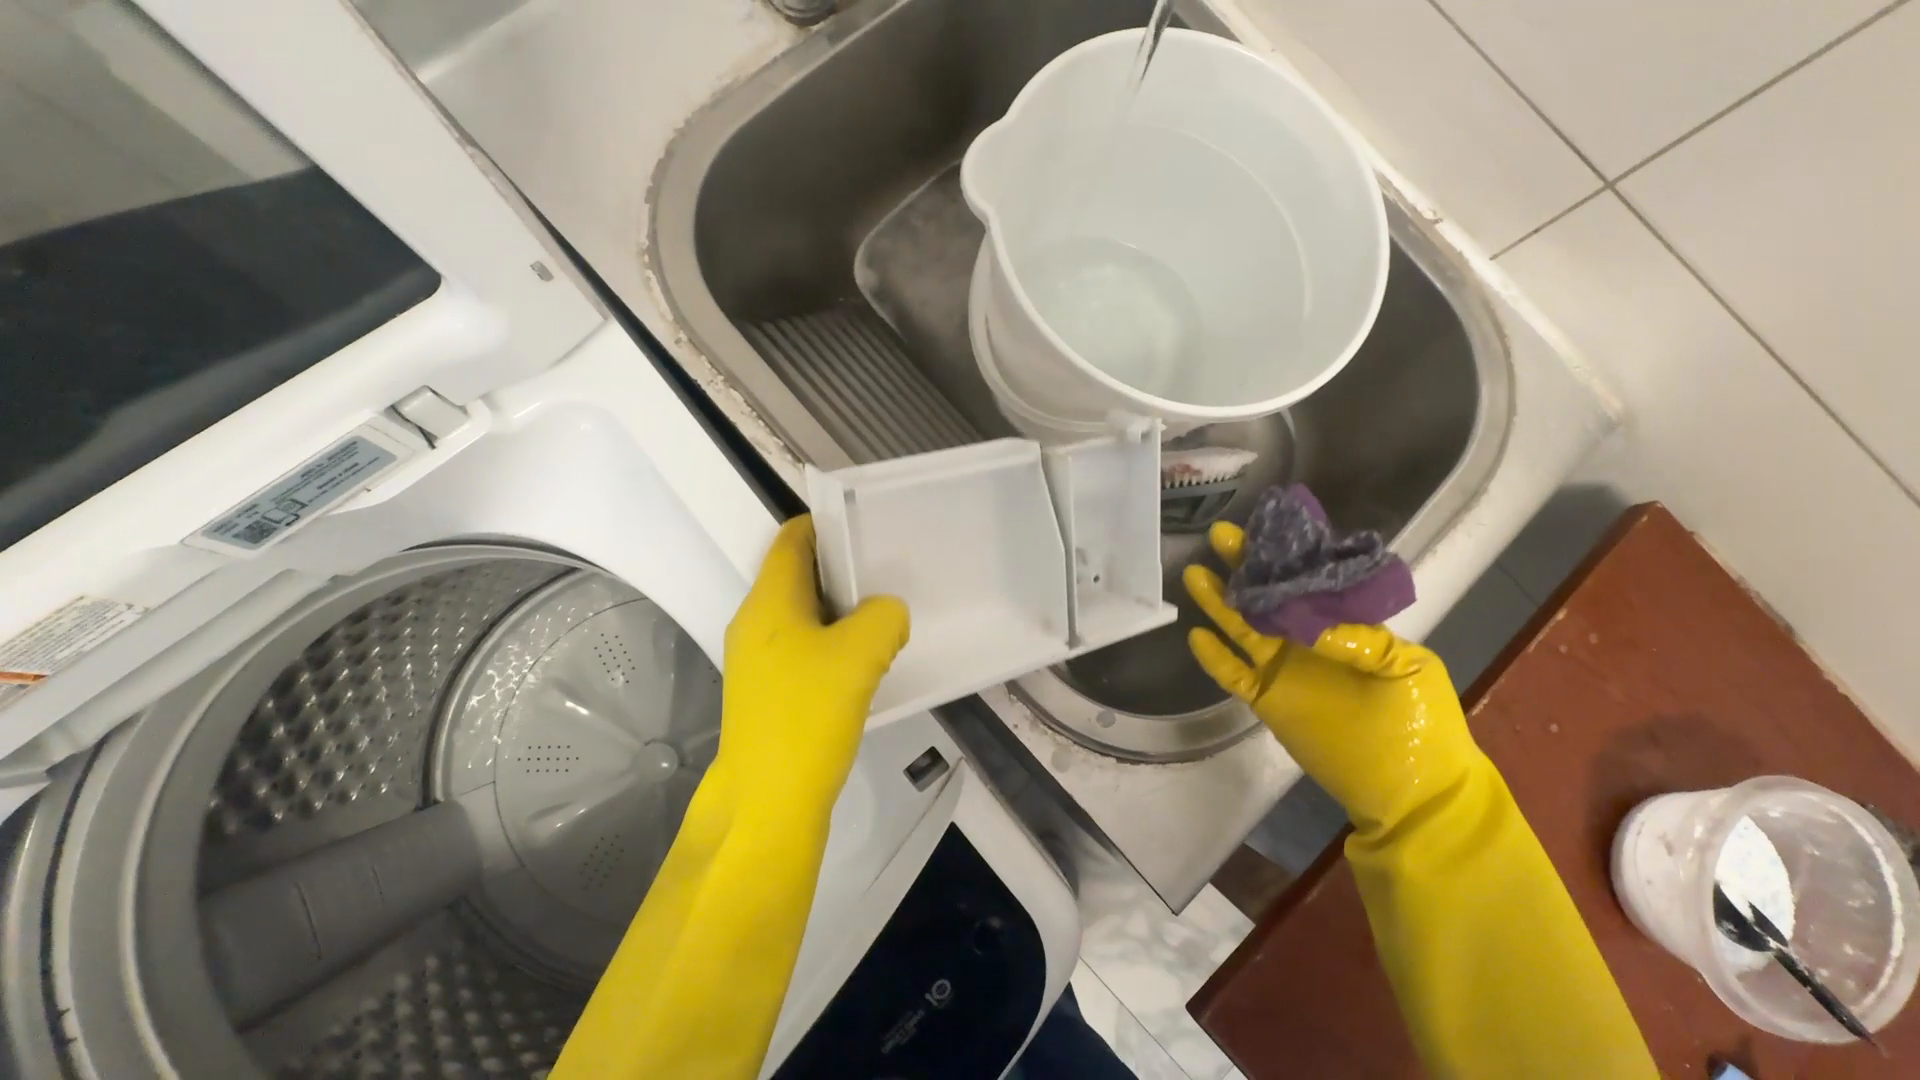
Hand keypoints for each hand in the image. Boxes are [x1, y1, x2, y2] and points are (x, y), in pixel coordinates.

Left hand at [717, 516, 909, 812]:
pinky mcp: (770, 694)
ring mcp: (760, 663)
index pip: (792, 540)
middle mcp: (756, 625)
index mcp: (767, 602)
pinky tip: (868, 662)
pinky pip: (806, 651)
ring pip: (805, 617)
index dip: (827, 524)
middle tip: (890, 571)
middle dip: (843, 570)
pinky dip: (835, 646)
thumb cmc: (807, 717)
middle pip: (799, 576)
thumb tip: (887, 614)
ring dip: (843, 612)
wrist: (769, 802)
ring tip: (887, 615)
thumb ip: (883, 618)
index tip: (869, 527)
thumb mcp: (859, 656)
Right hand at [1183, 521, 1477, 833]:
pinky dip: (1213, 658)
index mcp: (1345, 626)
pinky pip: (1233, 675)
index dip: (1285, 556)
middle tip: (1218, 536)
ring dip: (1220, 602)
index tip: (1262, 529)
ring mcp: (1285, 671)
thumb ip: (1359, 637)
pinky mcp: (1267, 701)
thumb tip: (1309, 616)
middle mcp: (1309, 641)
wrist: (1412, 792)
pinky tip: (1195, 635)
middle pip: (1268, 598)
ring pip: (1243, 629)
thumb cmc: (1422, 725)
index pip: (1309, 581)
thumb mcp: (1407, 668)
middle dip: (1244, 566)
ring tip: (1195, 574)